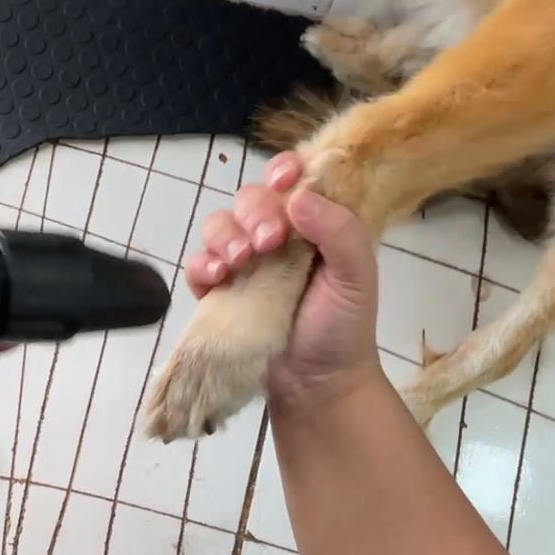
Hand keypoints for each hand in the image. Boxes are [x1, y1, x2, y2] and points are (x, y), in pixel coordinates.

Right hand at [184, 153, 382, 410]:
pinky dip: (201, 265)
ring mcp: (243, 266)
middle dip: (254, 212)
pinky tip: (217, 278)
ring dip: (225, 236)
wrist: (315, 383)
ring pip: (219, 227)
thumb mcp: (357, 274)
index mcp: (312, 225)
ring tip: (241, 262)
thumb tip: (297, 197)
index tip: (284, 180)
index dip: (283, 171)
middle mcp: (274, 239)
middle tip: (269, 243)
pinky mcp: (218, 294)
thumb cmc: (342, 328)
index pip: (292, 181)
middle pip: (249, 199)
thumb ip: (339, 229)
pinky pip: (197, 266)